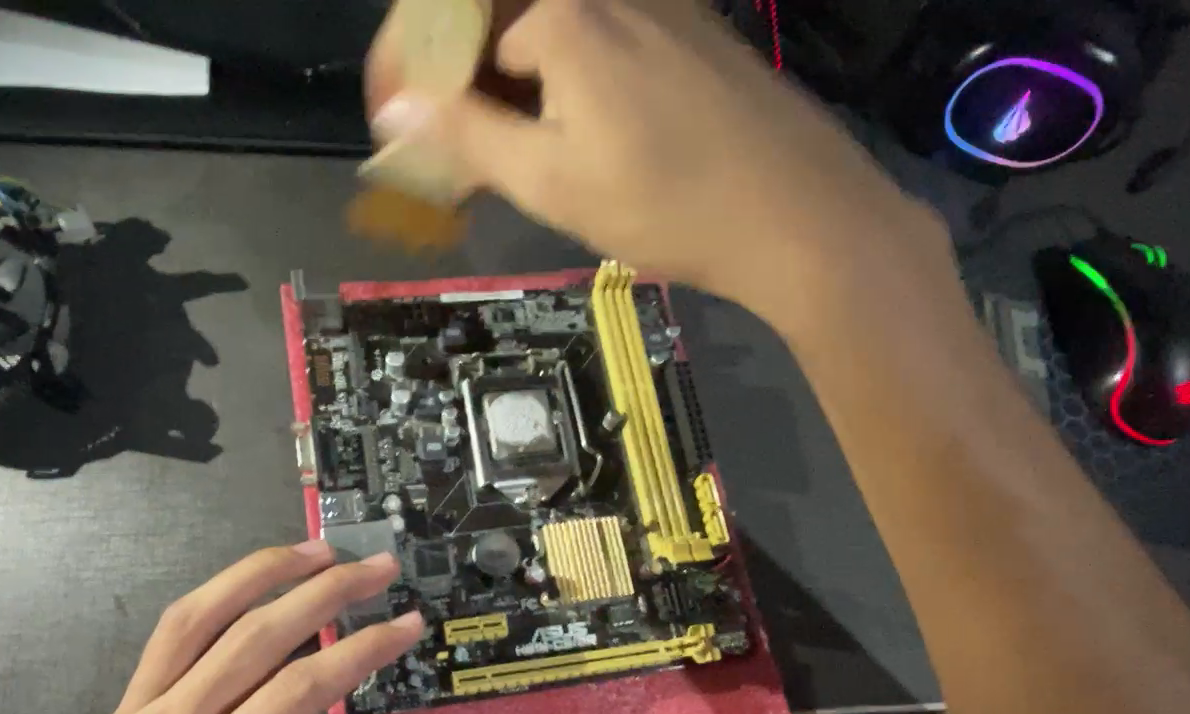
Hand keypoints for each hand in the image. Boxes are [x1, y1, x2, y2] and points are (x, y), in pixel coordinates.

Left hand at [0, 542, 455, 713]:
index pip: (295, 691)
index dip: (360, 650)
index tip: (407, 623)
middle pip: (251, 638)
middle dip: (323, 592)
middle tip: (378, 566)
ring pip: (197, 618)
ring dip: (260, 573)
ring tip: (318, 548)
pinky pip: (167, 638)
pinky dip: (216, 598)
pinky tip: (253, 585)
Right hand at [365, 0, 952, 334]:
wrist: (799, 216)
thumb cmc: (668, 207)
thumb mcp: (551, 183)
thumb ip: (466, 136)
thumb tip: (394, 108)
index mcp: (564, 14)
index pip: (452, 18)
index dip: (408, 64)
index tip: (391, 116)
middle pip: (501, 15)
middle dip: (458, 75)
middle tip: (445, 143)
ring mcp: (658, 5)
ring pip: (550, 29)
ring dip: (507, 81)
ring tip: (499, 150)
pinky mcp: (689, 31)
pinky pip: (599, 37)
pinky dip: (560, 78)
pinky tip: (565, 130)